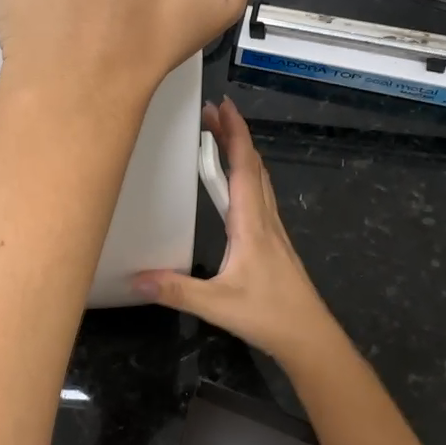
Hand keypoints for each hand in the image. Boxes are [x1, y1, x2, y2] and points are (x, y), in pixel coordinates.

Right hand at [132, 98, 340, 367]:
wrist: (310, 338)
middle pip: (253, 165)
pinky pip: (260, 196)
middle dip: (234, 134)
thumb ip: (175, 290)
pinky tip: (237, 185)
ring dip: (243, 153)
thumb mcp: (216, 304)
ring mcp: (273, 230)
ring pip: (260, 179)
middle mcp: (265, 219)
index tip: (221, 106)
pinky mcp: (275, 242)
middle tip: (212, 112)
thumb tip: (135, 279)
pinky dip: (248, 175)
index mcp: (251, 223)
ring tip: (222, 137)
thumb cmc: (268, 315)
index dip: (234, 133)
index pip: (243, 167)